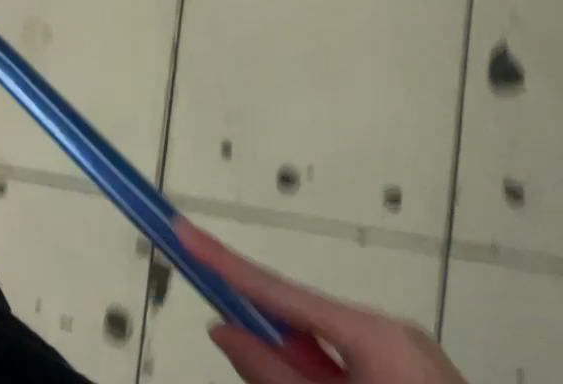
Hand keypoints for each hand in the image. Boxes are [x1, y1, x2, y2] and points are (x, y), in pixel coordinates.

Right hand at [177, 220, 466, 383]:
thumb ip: (269, 370)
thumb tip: (222, 329)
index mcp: (374, 333)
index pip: (275, 288)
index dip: (220, 258)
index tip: (176, 226)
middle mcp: (393, 334)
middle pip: (299, 317)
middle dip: (265, 333)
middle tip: (240, 352)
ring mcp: (410, 357)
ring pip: (323, 346)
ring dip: (298, 365)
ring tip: (289, 383)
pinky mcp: (416, 375)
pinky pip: (350, 365)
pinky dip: (323, 376)